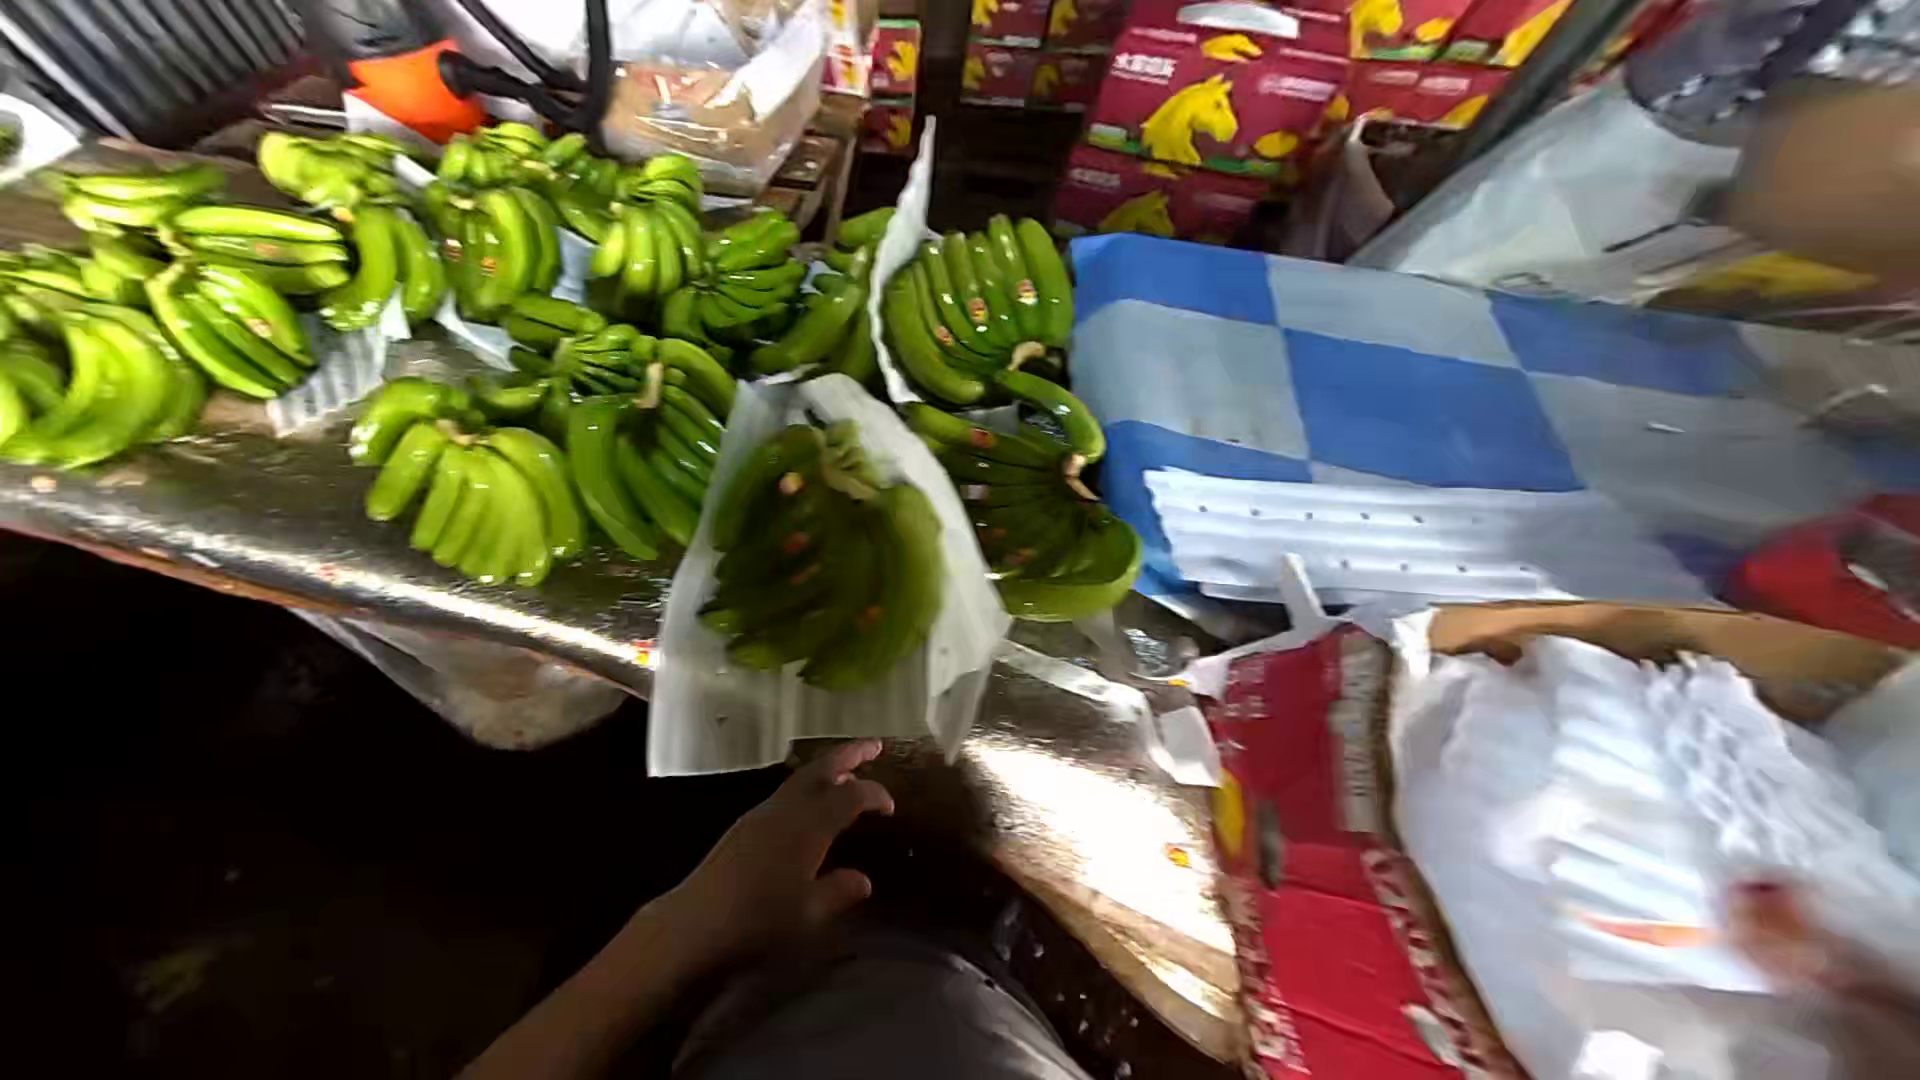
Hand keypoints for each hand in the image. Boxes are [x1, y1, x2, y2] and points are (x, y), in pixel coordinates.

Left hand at [665, 740, 894, 963]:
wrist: (694, 924)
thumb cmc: (757, 921)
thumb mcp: (808, 915)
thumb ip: (838, 891)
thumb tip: (863, 880)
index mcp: (810, 825)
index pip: (851, 795)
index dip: (875, 794)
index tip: (890, 806)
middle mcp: (788, 808)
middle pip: (823, 768)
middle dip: (850, 753)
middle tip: (873, 745)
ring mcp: (763, 812)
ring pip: (802, 777)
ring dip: (828, 768)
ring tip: (847, 773)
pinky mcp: (746, 824)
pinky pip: (787, 791)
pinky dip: (808, 786)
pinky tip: (810, 806)